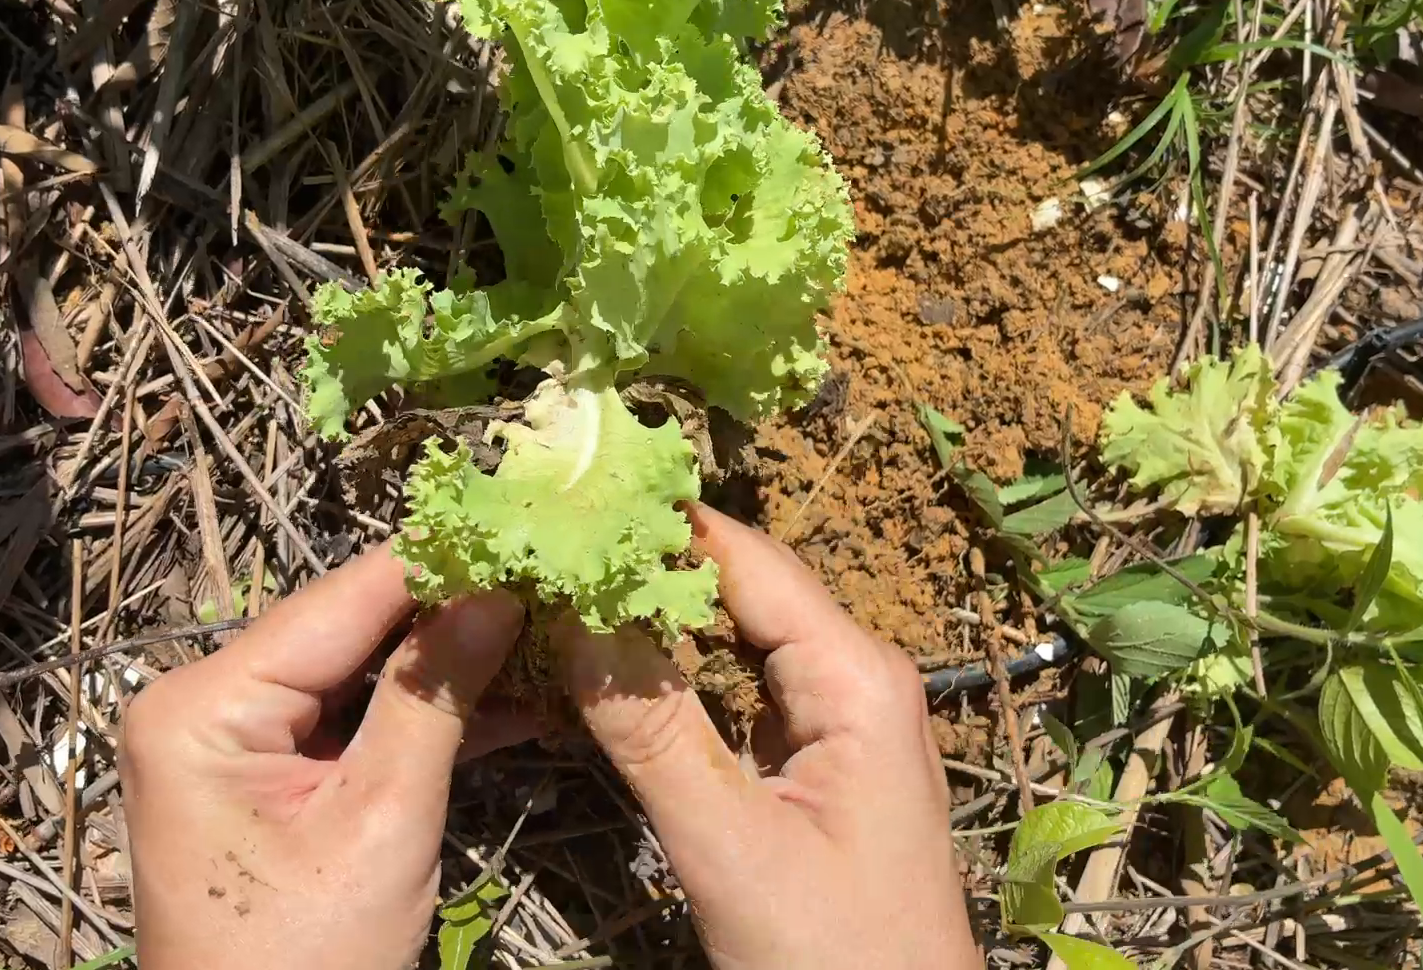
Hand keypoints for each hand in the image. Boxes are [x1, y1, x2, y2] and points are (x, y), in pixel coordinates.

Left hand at [120, 546, 525, 969]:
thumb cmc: (310, 961)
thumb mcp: (384, 817)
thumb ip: (436, 690)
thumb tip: (499, 590)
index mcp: (210, 701)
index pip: (346, 597)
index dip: (442, 562)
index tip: (524, 535)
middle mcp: (218, 695)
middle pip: (361, 625)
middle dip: (458, 611)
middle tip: (547, 583)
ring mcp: (252, 728)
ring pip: (376, 663)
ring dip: (460, 658)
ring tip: (545, 629)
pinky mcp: (288, 760)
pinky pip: (372, 710)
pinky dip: (439, 707)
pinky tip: (517, 693)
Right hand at [557, 504, 979, 969]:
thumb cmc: (835, 958)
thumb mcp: (733, 852)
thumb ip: (653, 735)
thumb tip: (576, 618)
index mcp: (854, 673)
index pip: (749, 560)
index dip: (668, 524)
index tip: (585, 499)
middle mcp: (854, 667)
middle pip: (748, 584)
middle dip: (662, 558)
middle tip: (568, 538)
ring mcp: (838, 704)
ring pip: (743, 626)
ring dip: (669, 604)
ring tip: (587, 576)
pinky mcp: (816, 740)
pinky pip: (744, 673)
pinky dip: (686, 655)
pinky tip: (634, 650)